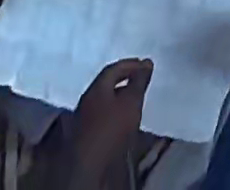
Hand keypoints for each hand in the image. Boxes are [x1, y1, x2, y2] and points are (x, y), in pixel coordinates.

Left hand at [61, 58, 152, 189]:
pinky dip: (114, 110)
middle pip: (106, 84)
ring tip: (135, 98)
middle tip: (141, 79)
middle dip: (125, 79)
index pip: (113, 68)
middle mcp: (86, 100)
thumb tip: (147, 62)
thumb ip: (139, 81)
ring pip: (103, 100)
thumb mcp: (132, 101)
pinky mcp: (84, 135)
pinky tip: (123, 118)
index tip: (146, 65)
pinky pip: (101, 114)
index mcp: (96, 89)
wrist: (88, 168)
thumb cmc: (111, 128)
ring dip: (119, 96)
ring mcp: (82, 119)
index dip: (131, 64)